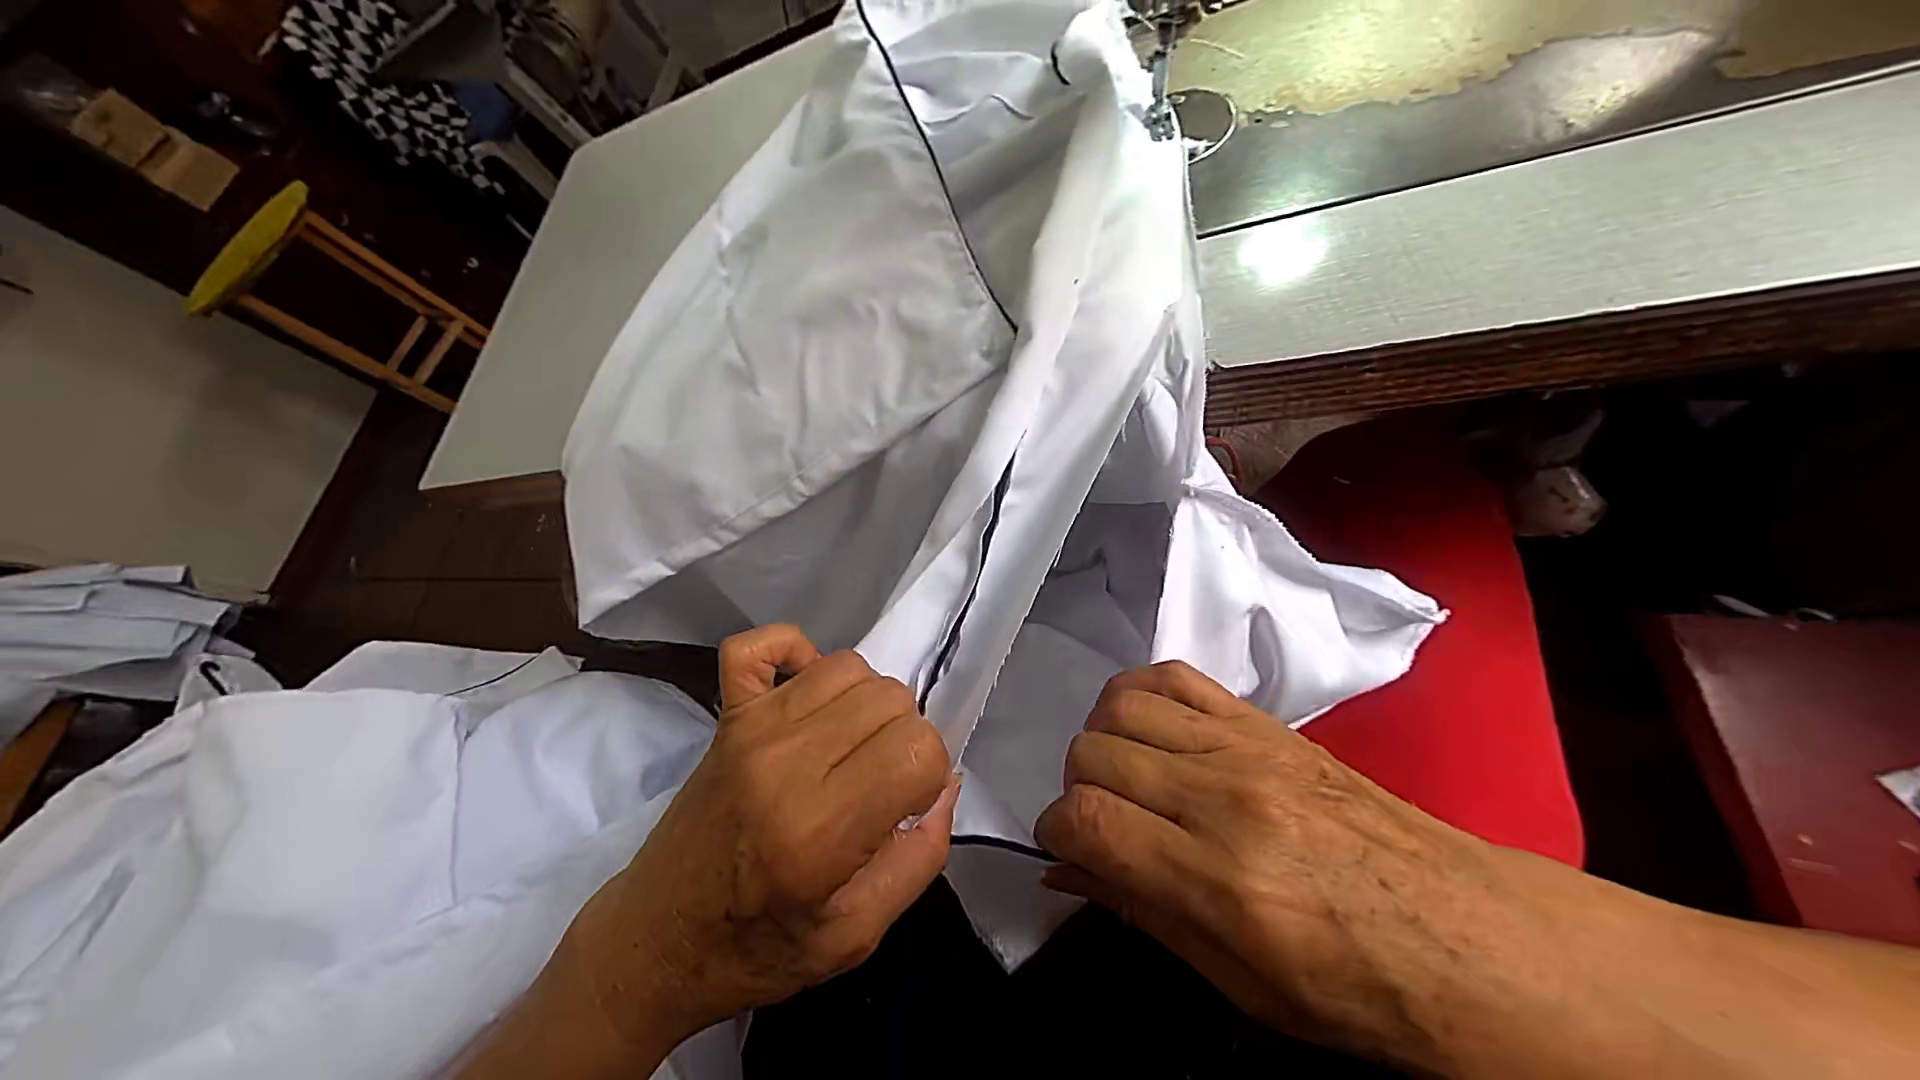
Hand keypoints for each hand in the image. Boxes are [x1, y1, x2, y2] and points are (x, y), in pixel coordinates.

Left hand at [460, 625, 955, 1077]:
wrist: (656, 942)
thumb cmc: (758, 948)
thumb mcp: (856, 935)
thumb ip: (919, 859)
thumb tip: (945, 783)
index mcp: (821, 831)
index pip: (917, 749)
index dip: (930, 773)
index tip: (909, 803)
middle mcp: (785, 764)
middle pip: (890, 698)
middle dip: (905, 737)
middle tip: (880, 779)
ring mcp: (750, 729)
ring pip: (847, 666)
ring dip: (867, 701)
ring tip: (851, 744)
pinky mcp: (725, 716)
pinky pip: (761, 645)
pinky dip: (795, 650)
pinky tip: (807, 688)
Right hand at [1033, 662, 1544, 1072]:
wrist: (1468, 939)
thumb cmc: (1355, 986)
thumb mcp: (1239, 985)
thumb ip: (1139, 911)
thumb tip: (1064, 868)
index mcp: (1219, 878)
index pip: (1087, 818)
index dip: (1055, 831)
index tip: (1065, 847)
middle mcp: (1225, 797)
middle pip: (1093, 754)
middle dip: (1075, 790)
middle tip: (1098, 821)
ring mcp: (1247, 748)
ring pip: (1121, 706)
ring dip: (1101, 740)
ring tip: (1123, 776)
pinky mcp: (1265, 723)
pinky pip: (1174, 676)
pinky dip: (1139, 694)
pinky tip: (1147, 729)